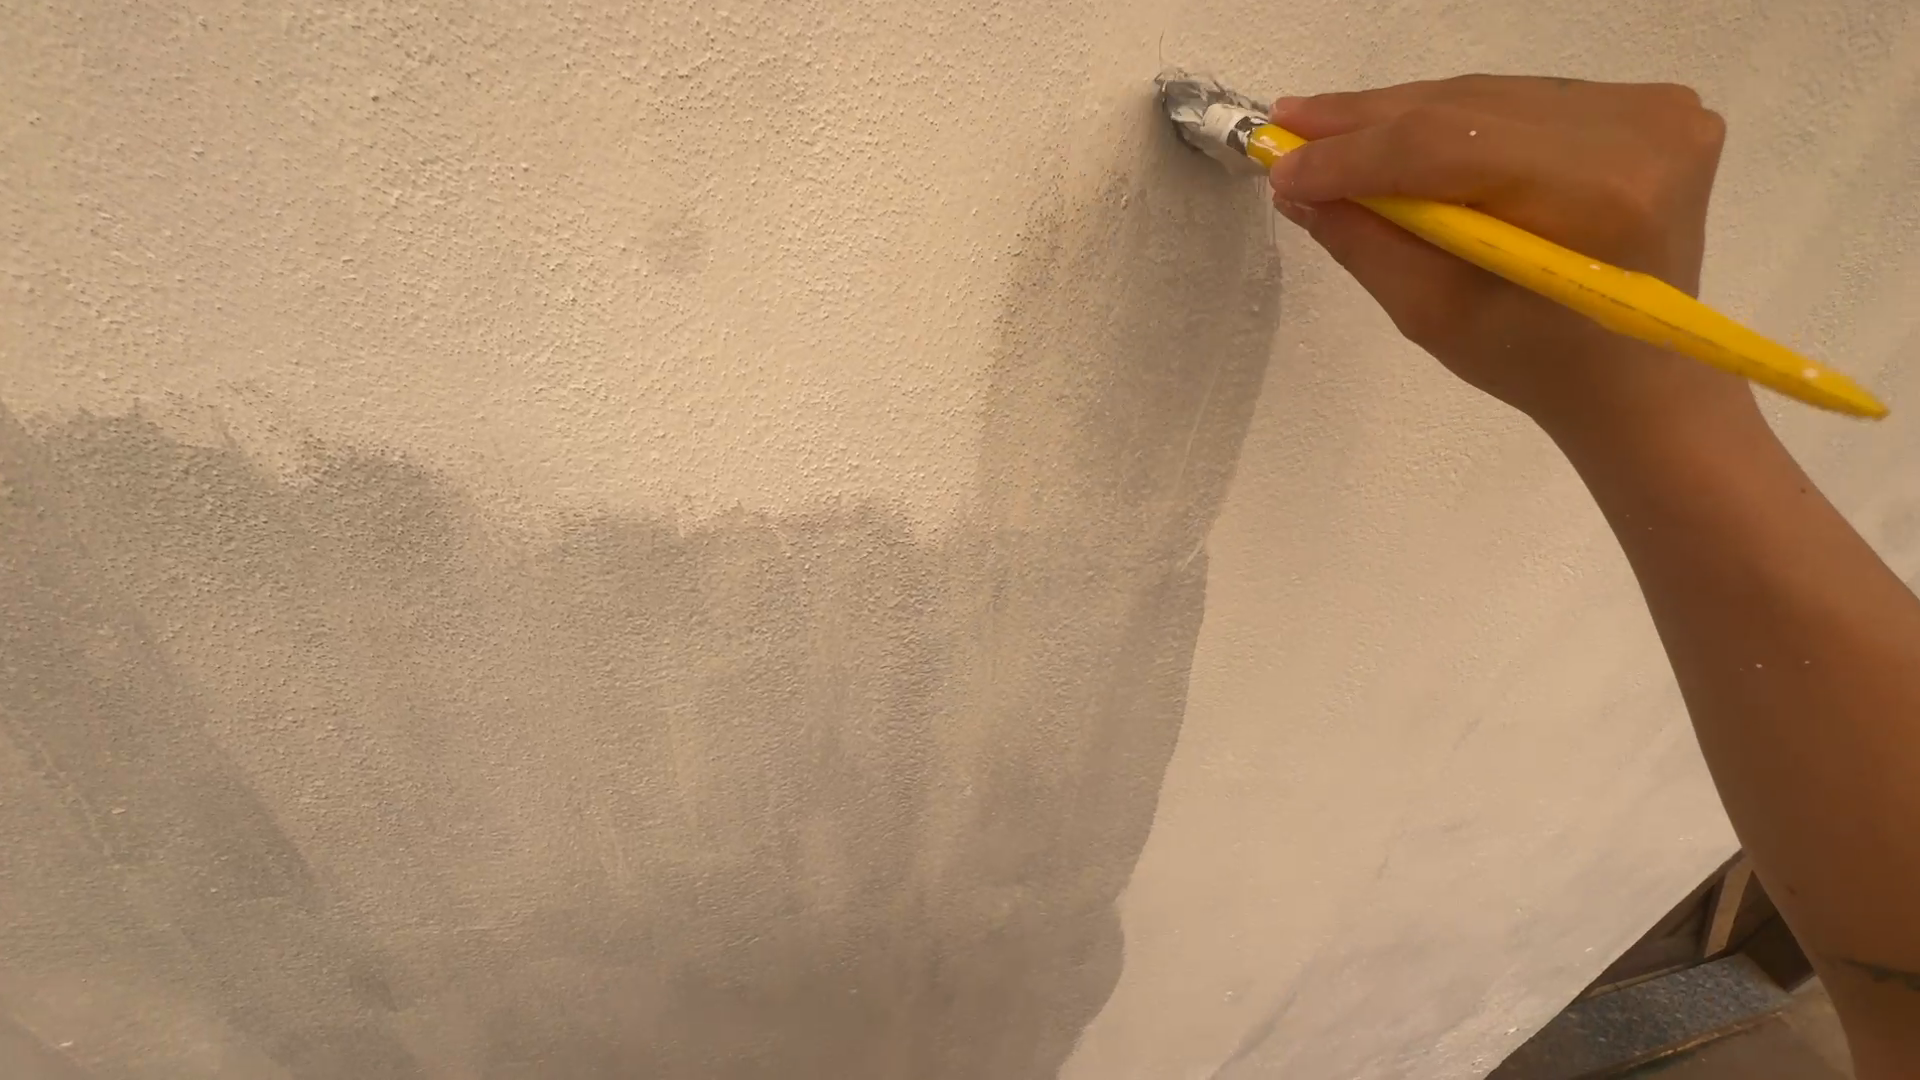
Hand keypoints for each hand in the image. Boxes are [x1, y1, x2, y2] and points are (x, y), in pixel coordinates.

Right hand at [1267, 75, 1751, 438]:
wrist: (1627, 373)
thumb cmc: (1527, 363)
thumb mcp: (1431, 313)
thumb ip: (1366, 243)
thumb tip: (1297, 191)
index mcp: (1595, 195)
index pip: (1446, 147)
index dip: (1352, 155)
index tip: (1278, 165)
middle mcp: (1637, 129)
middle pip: (1465, 108)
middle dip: (1363, 120)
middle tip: (1284, 122)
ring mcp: (1649, 108)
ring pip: (1484, 96)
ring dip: (1395, 114)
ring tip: (1321, 127)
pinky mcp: (1642, 107)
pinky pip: (1513, 102)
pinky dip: (1444, 119)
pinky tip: (1390, 133)